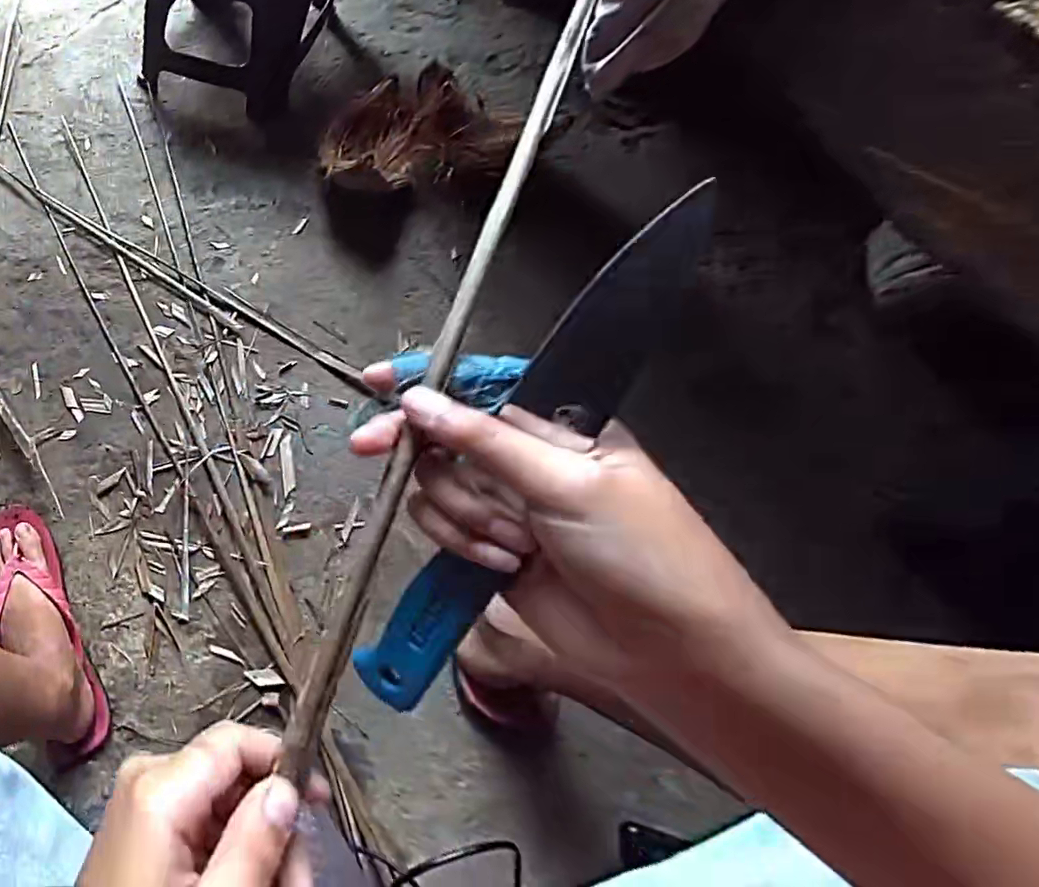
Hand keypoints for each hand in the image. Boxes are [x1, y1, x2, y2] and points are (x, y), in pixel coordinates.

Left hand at [78, 722, 327, 886]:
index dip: (280, 760)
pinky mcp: (142, 821)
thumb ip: (253, 844)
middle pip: (231, 774)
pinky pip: (199, 819)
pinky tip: (244, 885)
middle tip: (296, 882)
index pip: (232, 740)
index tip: (319, 799)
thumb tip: (286, 788)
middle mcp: (146, 776)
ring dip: (256, 844)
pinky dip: (229, 851)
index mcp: (158, 786)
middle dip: (272, 824)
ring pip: (221, 801)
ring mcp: (141, 797)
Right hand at [348, 366, 792, 698]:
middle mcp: (519, 459)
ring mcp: (499, 502)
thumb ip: (485, 440)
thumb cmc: (644, 556)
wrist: (672, 657)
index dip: (426, 381)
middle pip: (439, 433)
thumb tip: (416, 400)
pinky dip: (461, 542)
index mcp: (553, 428)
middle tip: (366, 447)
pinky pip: (438, 524)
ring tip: (516, 543)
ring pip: (433, 483)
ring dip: (464, 513)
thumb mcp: (567, 485)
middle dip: (408, 443)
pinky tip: (505, 563)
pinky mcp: (481, 543)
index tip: (378, 382)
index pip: (476, 388)